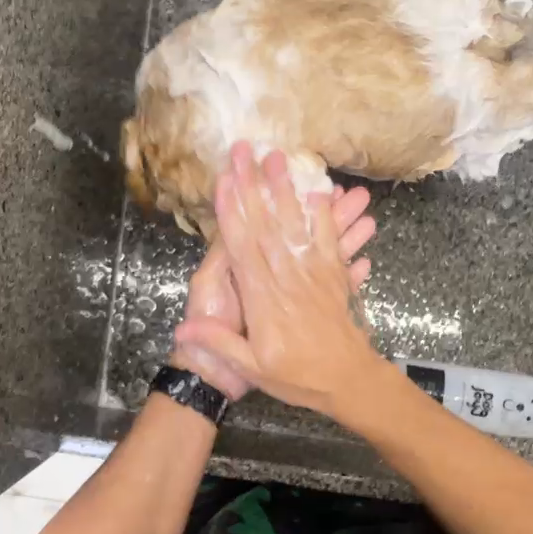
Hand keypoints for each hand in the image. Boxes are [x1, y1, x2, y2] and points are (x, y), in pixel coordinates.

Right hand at [173, 143, 387, 415]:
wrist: (350, 383)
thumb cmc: (299, 379)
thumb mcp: (254, 368)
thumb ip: (220, 343)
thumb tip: (182, 328)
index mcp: (264, 301)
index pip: (243, 249)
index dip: (232, 212)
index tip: (224, 180)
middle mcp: (289, 281)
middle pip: (268, 227)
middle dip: (255, 187)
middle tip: (248, 151)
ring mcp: (315, 277)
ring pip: (298, 227)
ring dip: (288, 191)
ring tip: (281, 159)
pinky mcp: (335, 279)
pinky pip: (329, 241)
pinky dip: (325, 217)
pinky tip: (323, 193)